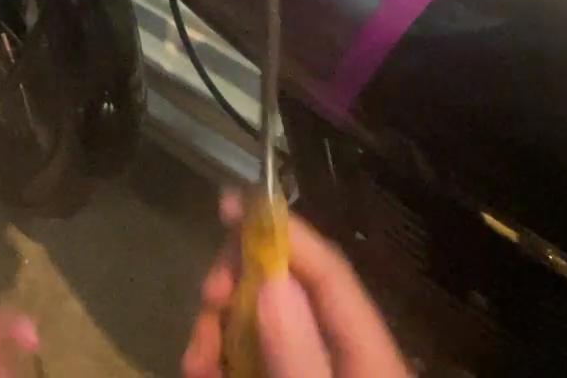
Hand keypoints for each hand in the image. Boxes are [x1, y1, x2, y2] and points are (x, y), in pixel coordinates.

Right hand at [183, 192, 409, 377]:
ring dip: (220, 331)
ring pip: (260, 326)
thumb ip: (299, 357)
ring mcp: (314, 368)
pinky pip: (253, 360)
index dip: (281, 230)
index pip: (329, 271)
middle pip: (287, 290)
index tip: (228, 205)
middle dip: (236, 286)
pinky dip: (223, 360)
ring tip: (195, 364)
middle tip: (206, 300)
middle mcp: (344, 356)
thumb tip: (270, 275)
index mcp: (371, 356)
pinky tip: (203, 373)